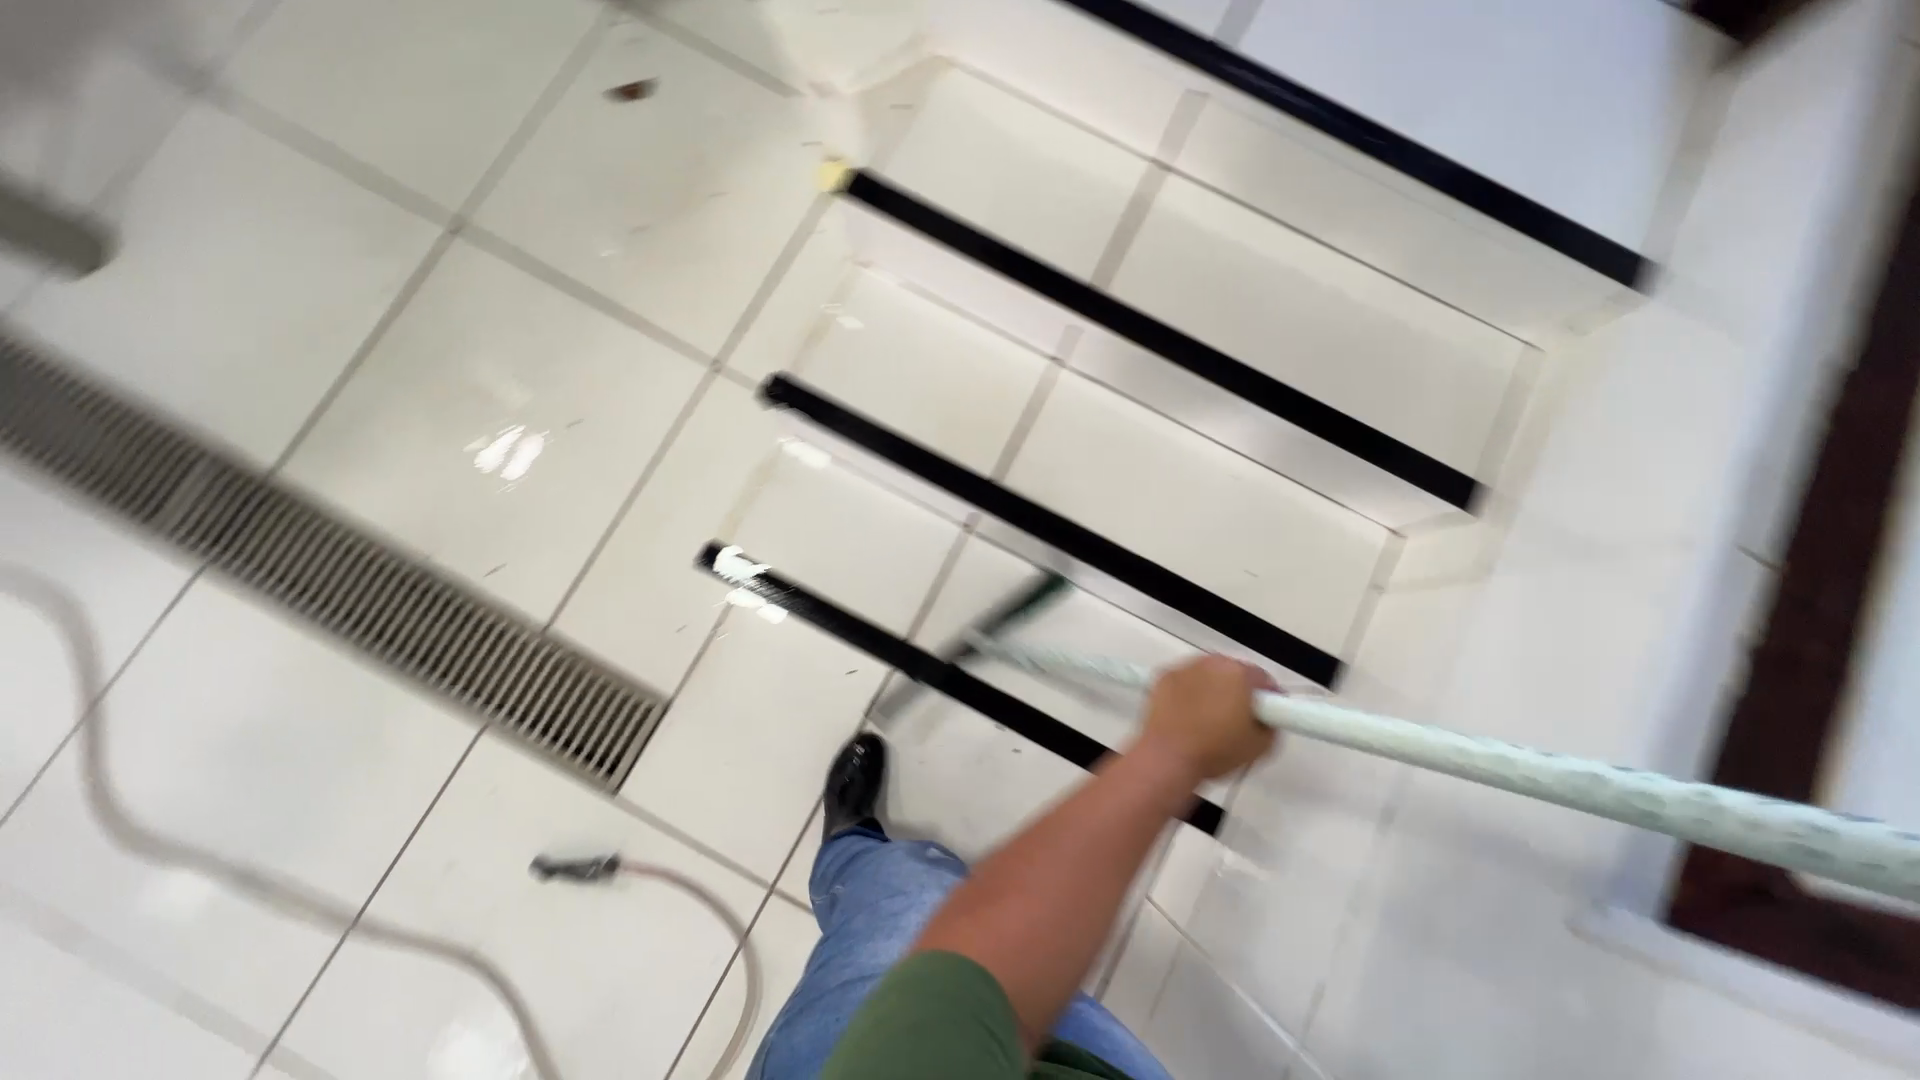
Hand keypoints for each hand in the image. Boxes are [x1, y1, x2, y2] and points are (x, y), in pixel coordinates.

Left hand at [1137, 656, 1278, 780]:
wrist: (1167, 756)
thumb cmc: (1217, 750)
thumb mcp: (1261, 746)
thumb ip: (1272, 724)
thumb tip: (1267, 717)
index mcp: (1239, 673)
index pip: (1263, 679)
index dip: (1268, 698)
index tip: (1266, 715)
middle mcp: (1212, 662)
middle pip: (1233, 672)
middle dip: (1239, 690)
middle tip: (1237, 717)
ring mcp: (1184, 667)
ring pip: (1208, 674)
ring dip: (1213, 688)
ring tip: (1209, 716)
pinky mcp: (1163, 676)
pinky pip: (1185, 681)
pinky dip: (1189, 691)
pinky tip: (1187, 713)